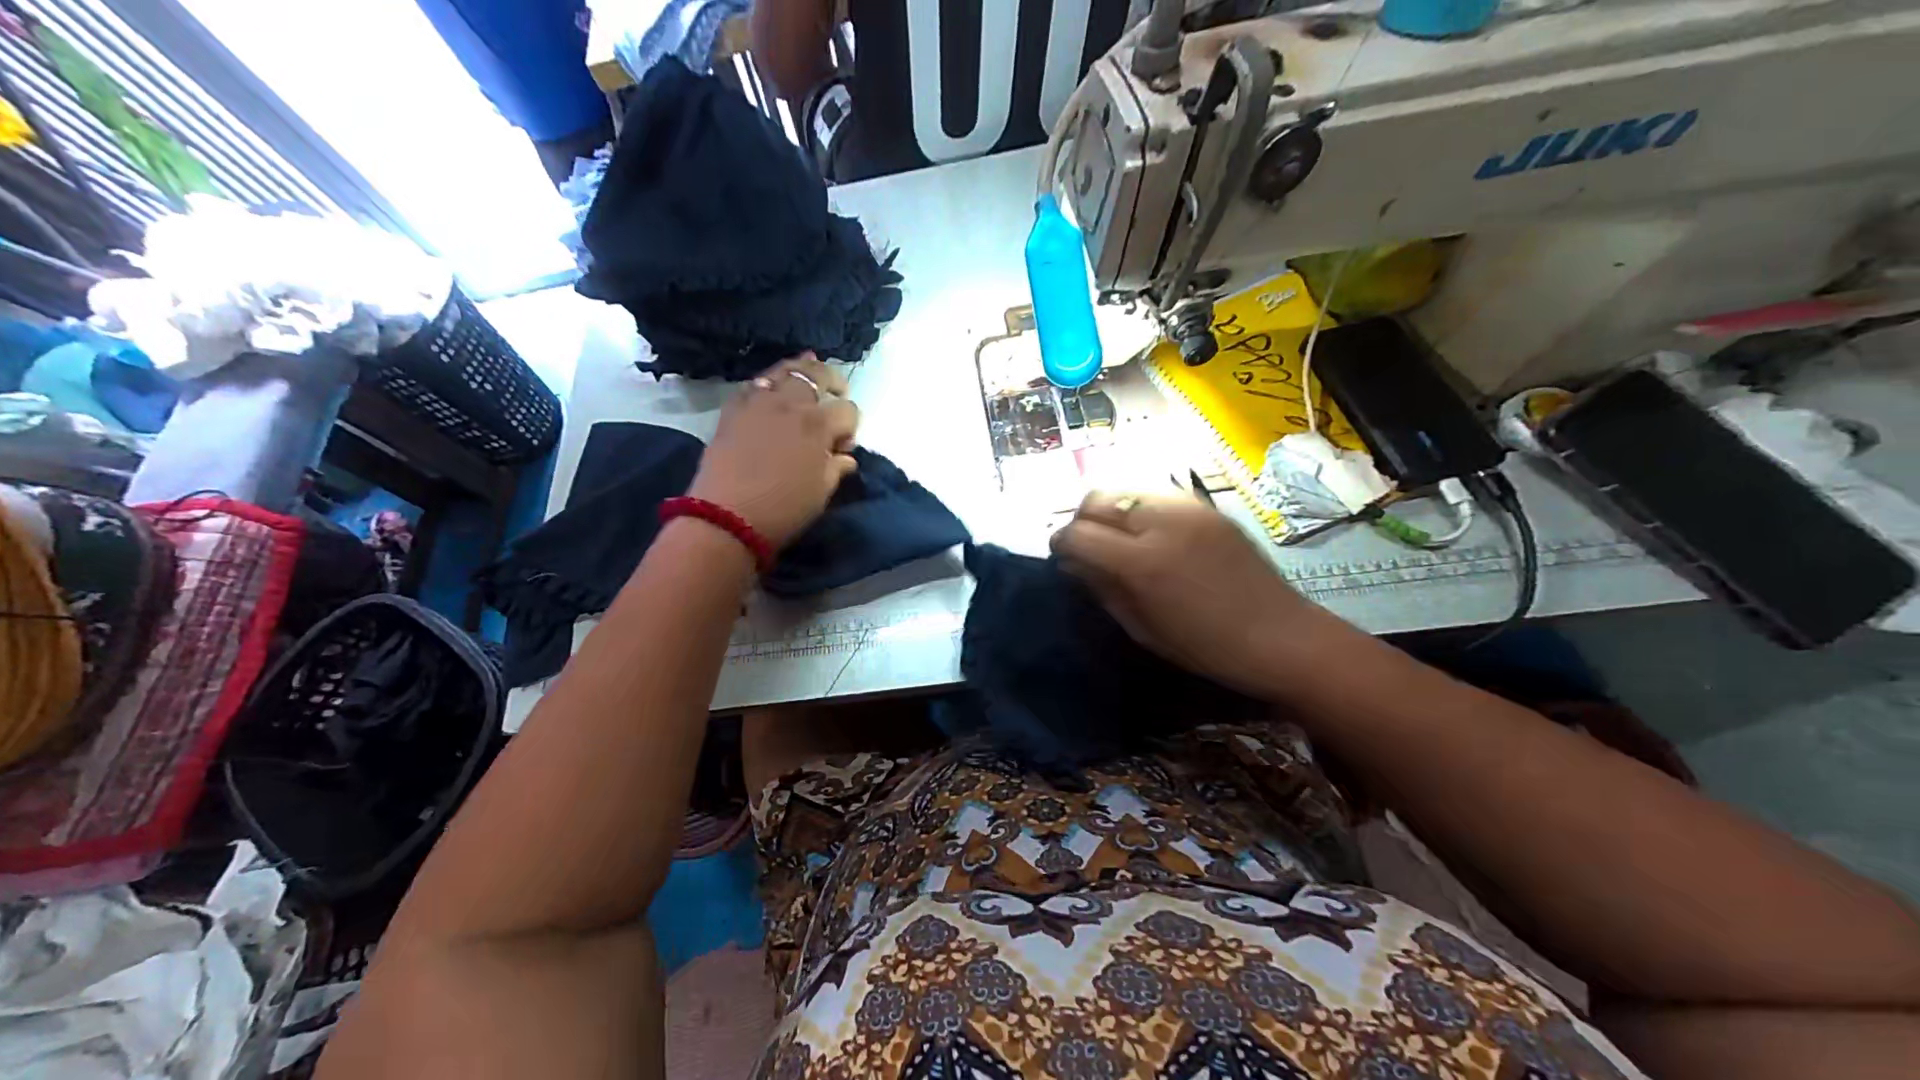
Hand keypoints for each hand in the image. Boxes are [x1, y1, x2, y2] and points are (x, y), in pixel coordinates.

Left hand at [688, 353, 858, 548]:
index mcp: (818, 424)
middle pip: (816, 374)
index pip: (848, 410)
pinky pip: (753, 386)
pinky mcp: (732, 411)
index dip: (851, 427)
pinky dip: (767, 383)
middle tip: (837, 389)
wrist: (725, 518)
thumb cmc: (783, 509)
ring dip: (799, 369)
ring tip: (808, 367)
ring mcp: (758, 403)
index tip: (843, 446)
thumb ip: (836, 468)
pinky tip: (771, 388)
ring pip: (782, 371)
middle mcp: (790, 404)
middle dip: (832, 379)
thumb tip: (844, 456)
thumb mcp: (821, 493)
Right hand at [1049, 492, 1363, 694]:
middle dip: (1080, 520)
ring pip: (1125, 488)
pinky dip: (1139, 507)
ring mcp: (1188, 508)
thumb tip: (1071, 563)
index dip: (1060, 543)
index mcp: (1142, 562)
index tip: (1060, 558)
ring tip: (1116, 537)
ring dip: (1109, 509)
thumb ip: (1101, 588)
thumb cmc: (1206, 648)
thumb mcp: (1142, 629)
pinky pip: (1157, 493)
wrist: (1281, 636)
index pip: (1078, 533)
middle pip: (1096, 498)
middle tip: (1085, 546)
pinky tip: (1147, 533)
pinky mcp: (1207, 507)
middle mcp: (1161, 522)